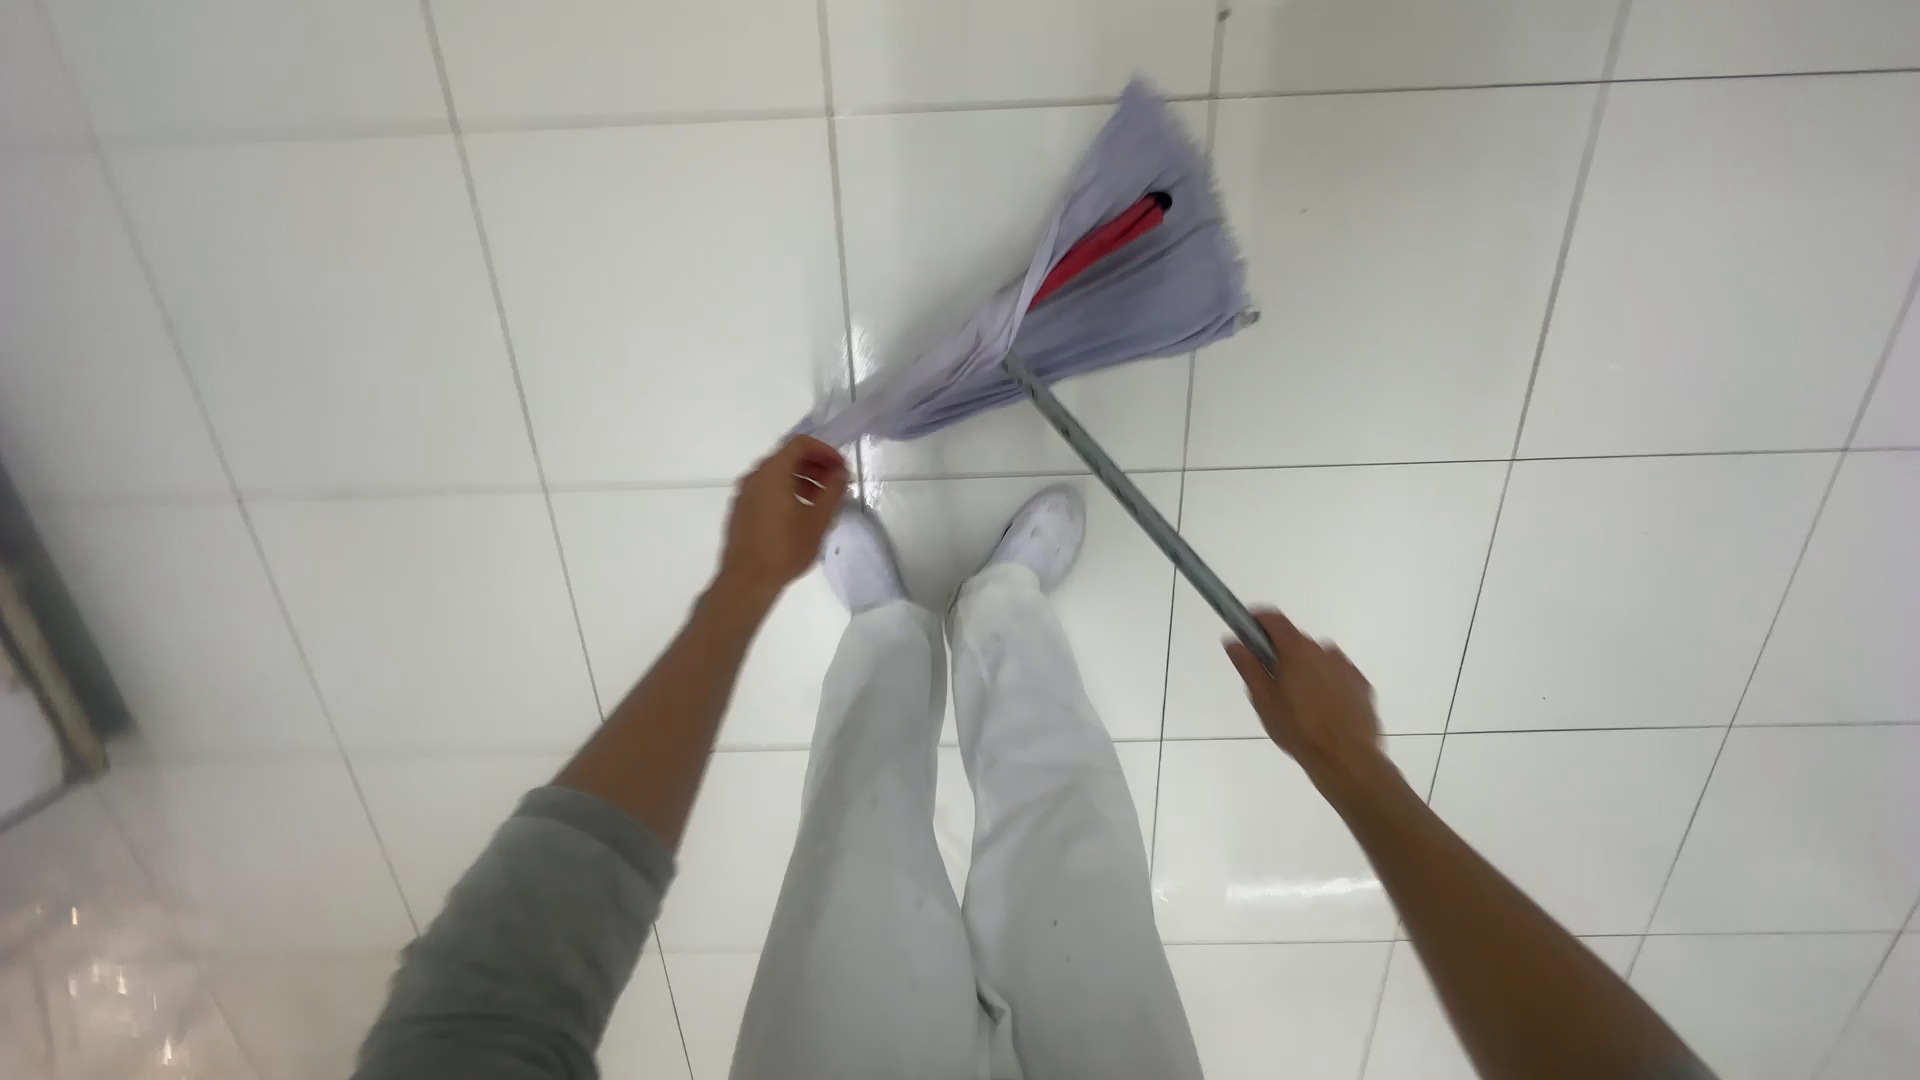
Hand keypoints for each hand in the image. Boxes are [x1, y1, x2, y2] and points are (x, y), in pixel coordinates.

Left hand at [716, 436, 849, 599]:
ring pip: (776, 476)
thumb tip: (840, 474)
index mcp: (772, 472)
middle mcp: (754, 477)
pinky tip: (799, 516)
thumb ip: (833, 491)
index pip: (800, 444)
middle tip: (835, 484)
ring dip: (802, 481)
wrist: (746, 580)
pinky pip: (766, 492)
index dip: (825, 451)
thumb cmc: (785, 548)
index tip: (841, 468)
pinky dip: (786, 493)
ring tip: (821, 503)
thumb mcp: (818, 520)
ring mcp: (744, 494)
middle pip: (787, 458)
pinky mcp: (740, 512)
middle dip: (815, 467)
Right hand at [1226, 609, 1383, 776]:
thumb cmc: (1298, 729)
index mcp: (1296, 651)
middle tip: (1269, 681)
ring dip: (1305, 669)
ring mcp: (1346, 668)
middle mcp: (1324, 651)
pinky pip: (1338, 675)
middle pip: (1295, 640)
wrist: (1347, 760)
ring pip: (1317, 659)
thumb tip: (1234, 642)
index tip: (1246, 630)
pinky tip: (1322, 710)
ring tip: (1299, 702)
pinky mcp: (1362, 686)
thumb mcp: (1263, 700)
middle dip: (1280, 653)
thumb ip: (1248, 666)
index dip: (1257, 619)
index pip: (1274, 619)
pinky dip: (1327, 683)